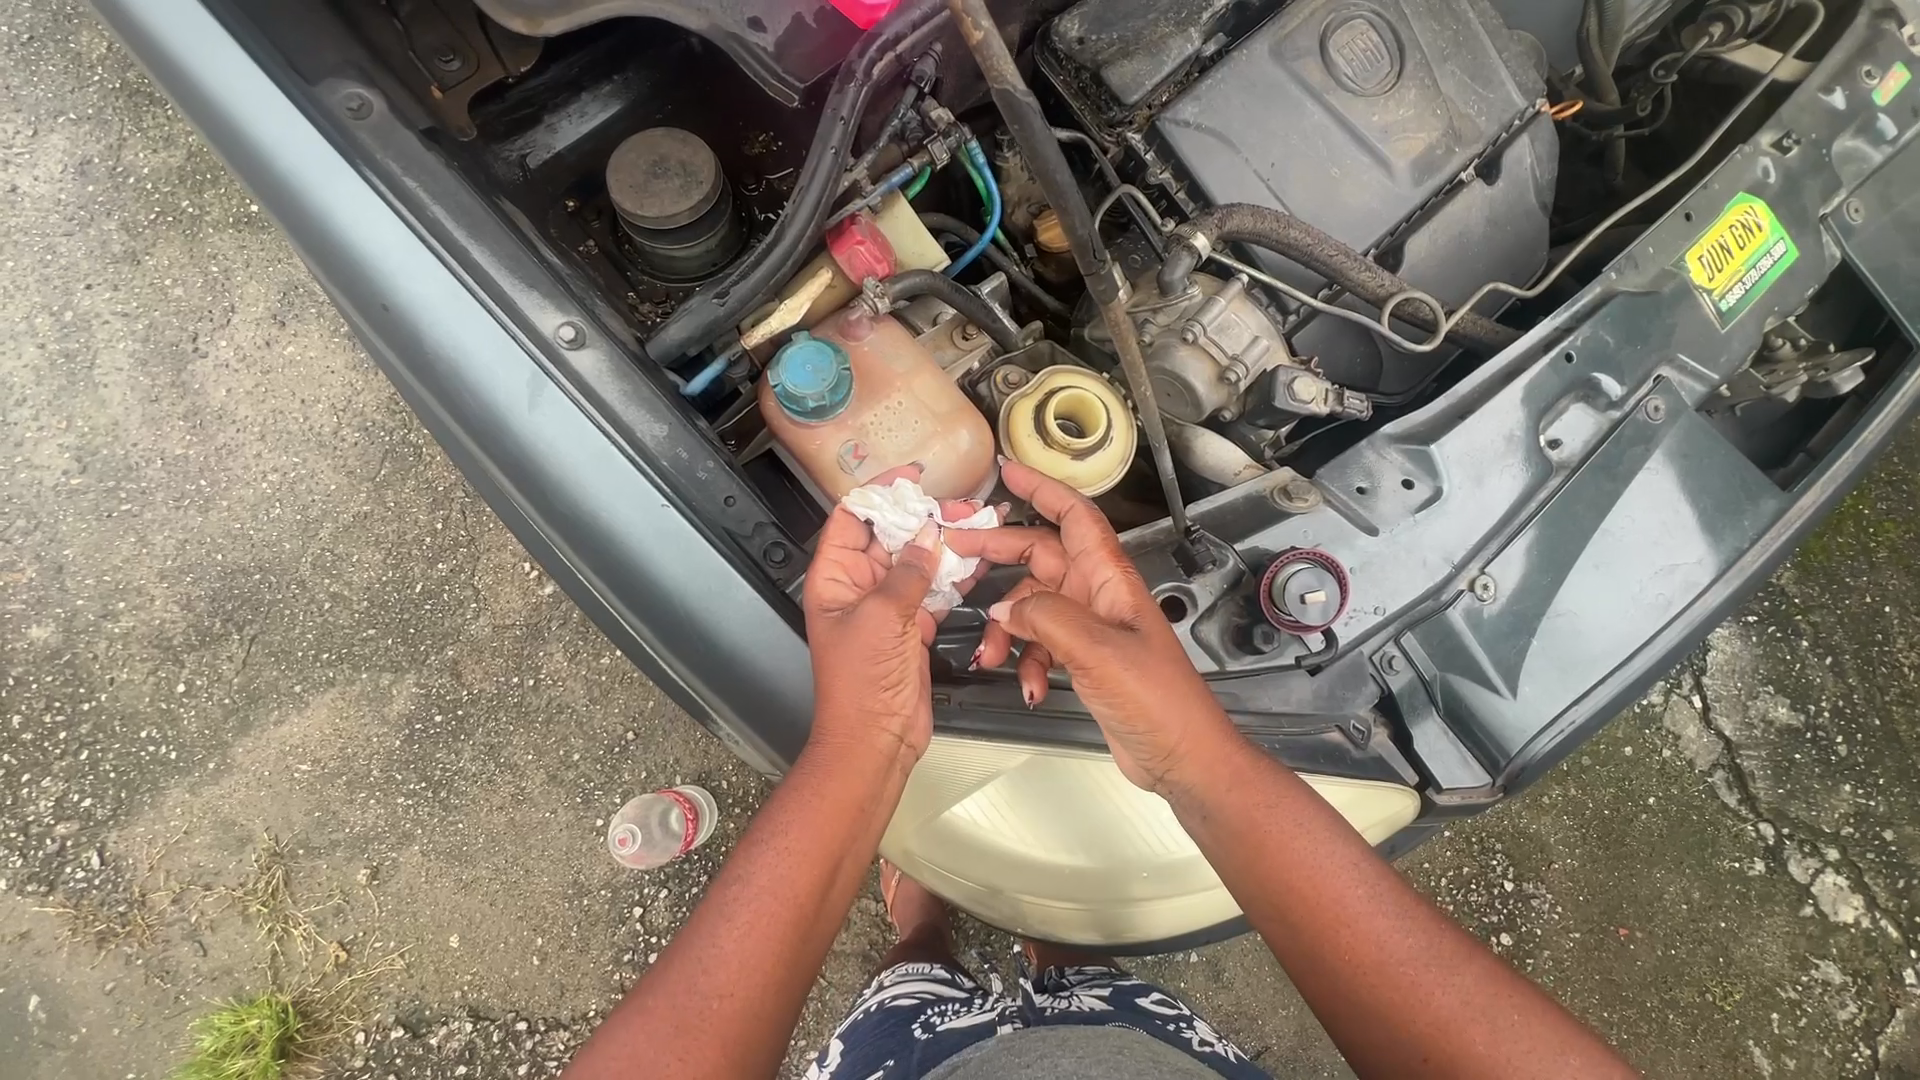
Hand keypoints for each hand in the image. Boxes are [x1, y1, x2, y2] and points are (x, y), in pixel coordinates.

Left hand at [803, 465, 986, 766]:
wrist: (876, 740)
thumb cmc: (859, 685)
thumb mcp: (881, 617)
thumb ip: (908, 572)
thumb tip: (927, 536)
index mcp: (834, 577)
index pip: (852, 517)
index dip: (880, 492)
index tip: (912, 475)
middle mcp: (859, 586)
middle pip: (891, 535)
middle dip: (924, 517)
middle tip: (960, 505)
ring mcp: (888, 605)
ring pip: (918, 561)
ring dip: (946, 543)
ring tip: (978, 524)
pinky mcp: (913, 625)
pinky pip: (935, 589)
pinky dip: (956, 575)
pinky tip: (979, 560)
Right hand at [942, 461, 1238, 791]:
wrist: (1180, 756)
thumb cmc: (1158, 700)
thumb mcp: (1097, 650)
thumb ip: (1046, 619)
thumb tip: (1003, 610)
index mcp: (1109, 578)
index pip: (1075, 517)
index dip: (1042, 489)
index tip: (1007, 471)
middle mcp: (1097, 594)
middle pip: (1039, 557)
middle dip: (997, 553)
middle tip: (956, 551)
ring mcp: (1088, 627)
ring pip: (1030, 608)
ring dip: (1005, 630)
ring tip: (991, 656)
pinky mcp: (1081, 658)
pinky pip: (1038, 644)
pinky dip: (1025, 661)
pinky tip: (1028, 686)